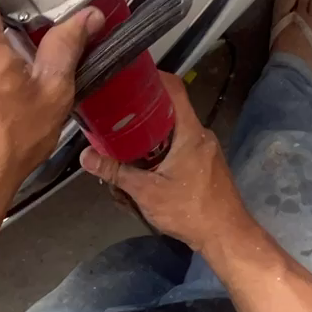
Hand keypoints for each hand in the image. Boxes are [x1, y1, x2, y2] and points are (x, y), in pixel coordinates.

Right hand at [79, 72, 252, 250]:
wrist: (226, 235)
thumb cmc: (190, 210)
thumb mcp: (147, 192)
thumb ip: (116, 172)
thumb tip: (86, 157)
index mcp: (189, 131)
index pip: (174, 88)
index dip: (153, 76)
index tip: (129, 77)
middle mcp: (200, 134)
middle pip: (171, 108)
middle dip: (143, 108)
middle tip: (116, 110)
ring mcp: (205, 149)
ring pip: (175, 129)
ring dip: (152, 131)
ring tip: (125, 136)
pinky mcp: (206, 163)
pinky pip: (181, 144)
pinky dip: (162, 146)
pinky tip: (145, 160)